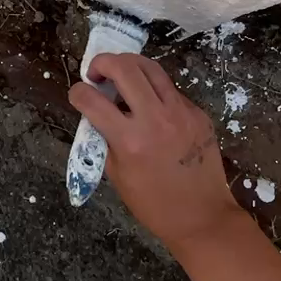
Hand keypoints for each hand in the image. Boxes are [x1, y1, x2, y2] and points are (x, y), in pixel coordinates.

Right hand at [69, 53, 244, 254]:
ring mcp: (180, 112)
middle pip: (124, 68)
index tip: (77, 93)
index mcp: (130, 140)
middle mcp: (155, 119)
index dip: (77, 92)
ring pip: (150, 68)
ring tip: (121, 76)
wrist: (203, 218)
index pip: (92, 100)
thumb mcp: (117, 175)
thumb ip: (105, 139)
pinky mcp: (197, 113)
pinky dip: (153, 90)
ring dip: (129, 65)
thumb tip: (97, 113)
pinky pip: (170, 89)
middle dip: (102, 62)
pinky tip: (150, 105)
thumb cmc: (154, 204)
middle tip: (96, 73)